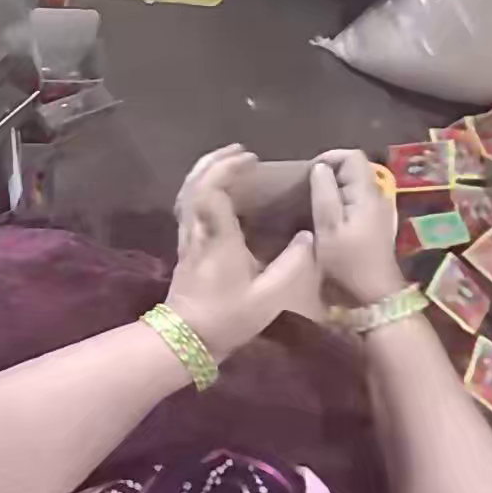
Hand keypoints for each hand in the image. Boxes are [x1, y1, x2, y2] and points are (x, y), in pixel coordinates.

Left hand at [166, 145, 319, 356]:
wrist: (185, 340)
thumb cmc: (226, 318)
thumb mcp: (269, 298)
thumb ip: (292, 265)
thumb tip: (307, 237)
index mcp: (217, 238)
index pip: (211, 191)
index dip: (228, 169)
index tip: (252, 160)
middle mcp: (197, 232)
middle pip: (194, 185)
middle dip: (216, 162)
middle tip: (242, 152)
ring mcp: (186, 239)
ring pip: (187, 194)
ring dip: (205, 172)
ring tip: (228, 163)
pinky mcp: (183, 248)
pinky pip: (187, 207)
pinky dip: (200, 189)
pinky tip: (215, 192)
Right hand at [310, 149, 404, 303]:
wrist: (373, 293)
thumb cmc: (347, 261)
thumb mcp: (328, 227)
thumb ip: (323, 193)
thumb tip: (319, 167)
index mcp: (366, 193)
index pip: (352, 156)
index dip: (329, 157)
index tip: (306, 174)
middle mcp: (377, 196)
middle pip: (354, 168)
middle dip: (329, 172)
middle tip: (305, 189)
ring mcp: (378, 210)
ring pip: (355, 184)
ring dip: (333, 186)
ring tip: (311, 201)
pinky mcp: (375, 223)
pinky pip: (356, 199)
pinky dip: (340, 199)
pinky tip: (326, 216)